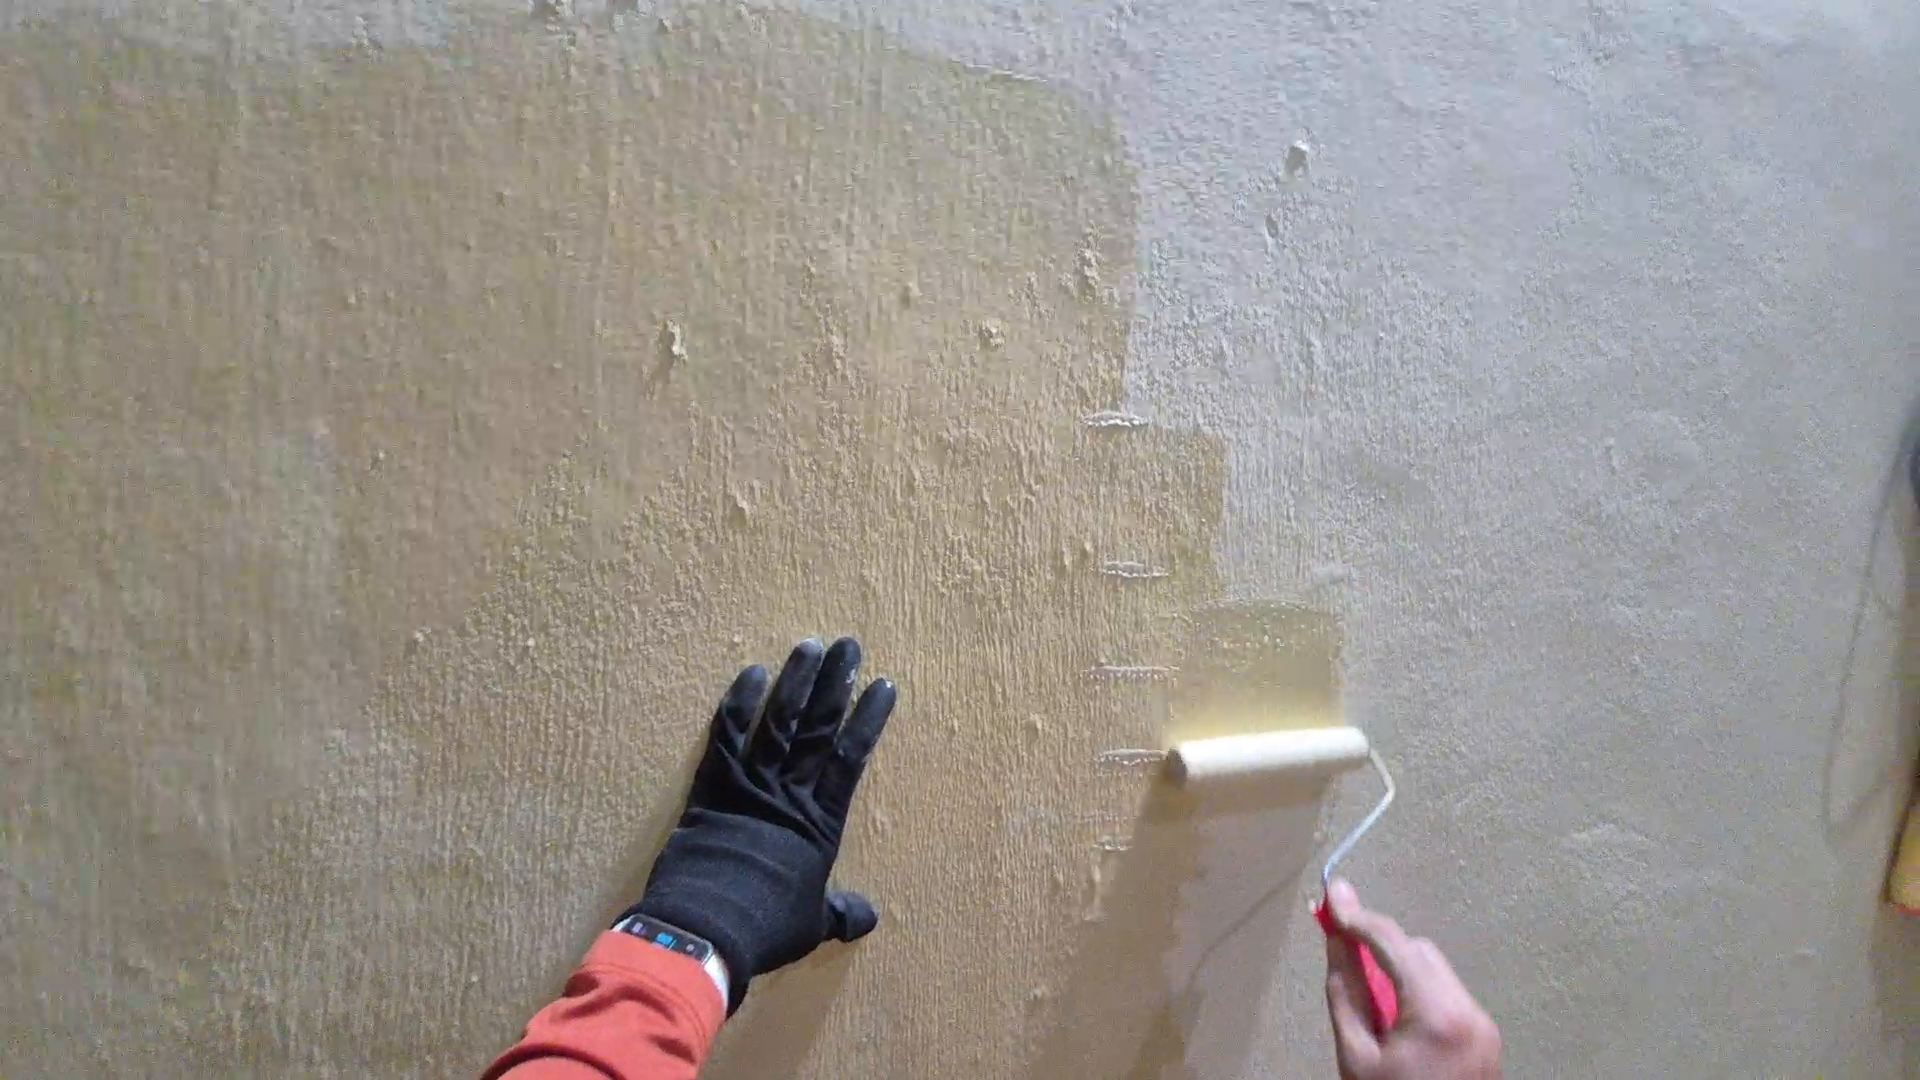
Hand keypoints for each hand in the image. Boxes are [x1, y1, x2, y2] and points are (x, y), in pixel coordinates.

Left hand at [621, 637, 895, 1013]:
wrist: (706, 932)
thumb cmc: (766, 927)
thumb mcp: (812, 922)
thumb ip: (840, 912)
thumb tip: (868, 920)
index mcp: (821, 821)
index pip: (851, 757)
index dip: (868, 719)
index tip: (884, 683)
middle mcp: (791, 792)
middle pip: (818, 727)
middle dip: (835, 684)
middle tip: (848, 644)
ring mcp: (752, 784)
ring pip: (778, 722)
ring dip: (794, 682)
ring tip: (808, 645)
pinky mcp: (714, 785)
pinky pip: (727, 737)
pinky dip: (738, 705)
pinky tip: (751, 672)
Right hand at [1323, 879, 1502, 1079]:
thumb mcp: (1355, 1052)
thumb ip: (1345, 985)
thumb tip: (1335, 934)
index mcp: (1437, 1013)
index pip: (1391, 941)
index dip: (1357, 915)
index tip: (1330, 894)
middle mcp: (1470, 1012)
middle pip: (1415, 948)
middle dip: (1379, 944)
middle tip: (1342, 949)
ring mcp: (1484, 1027)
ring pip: (1432, 967)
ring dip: (1398, 966)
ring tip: (1372, 999)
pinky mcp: (1487, 1040)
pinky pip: (1444, 992)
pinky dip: (1415, 988)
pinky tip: (1397, 1016)